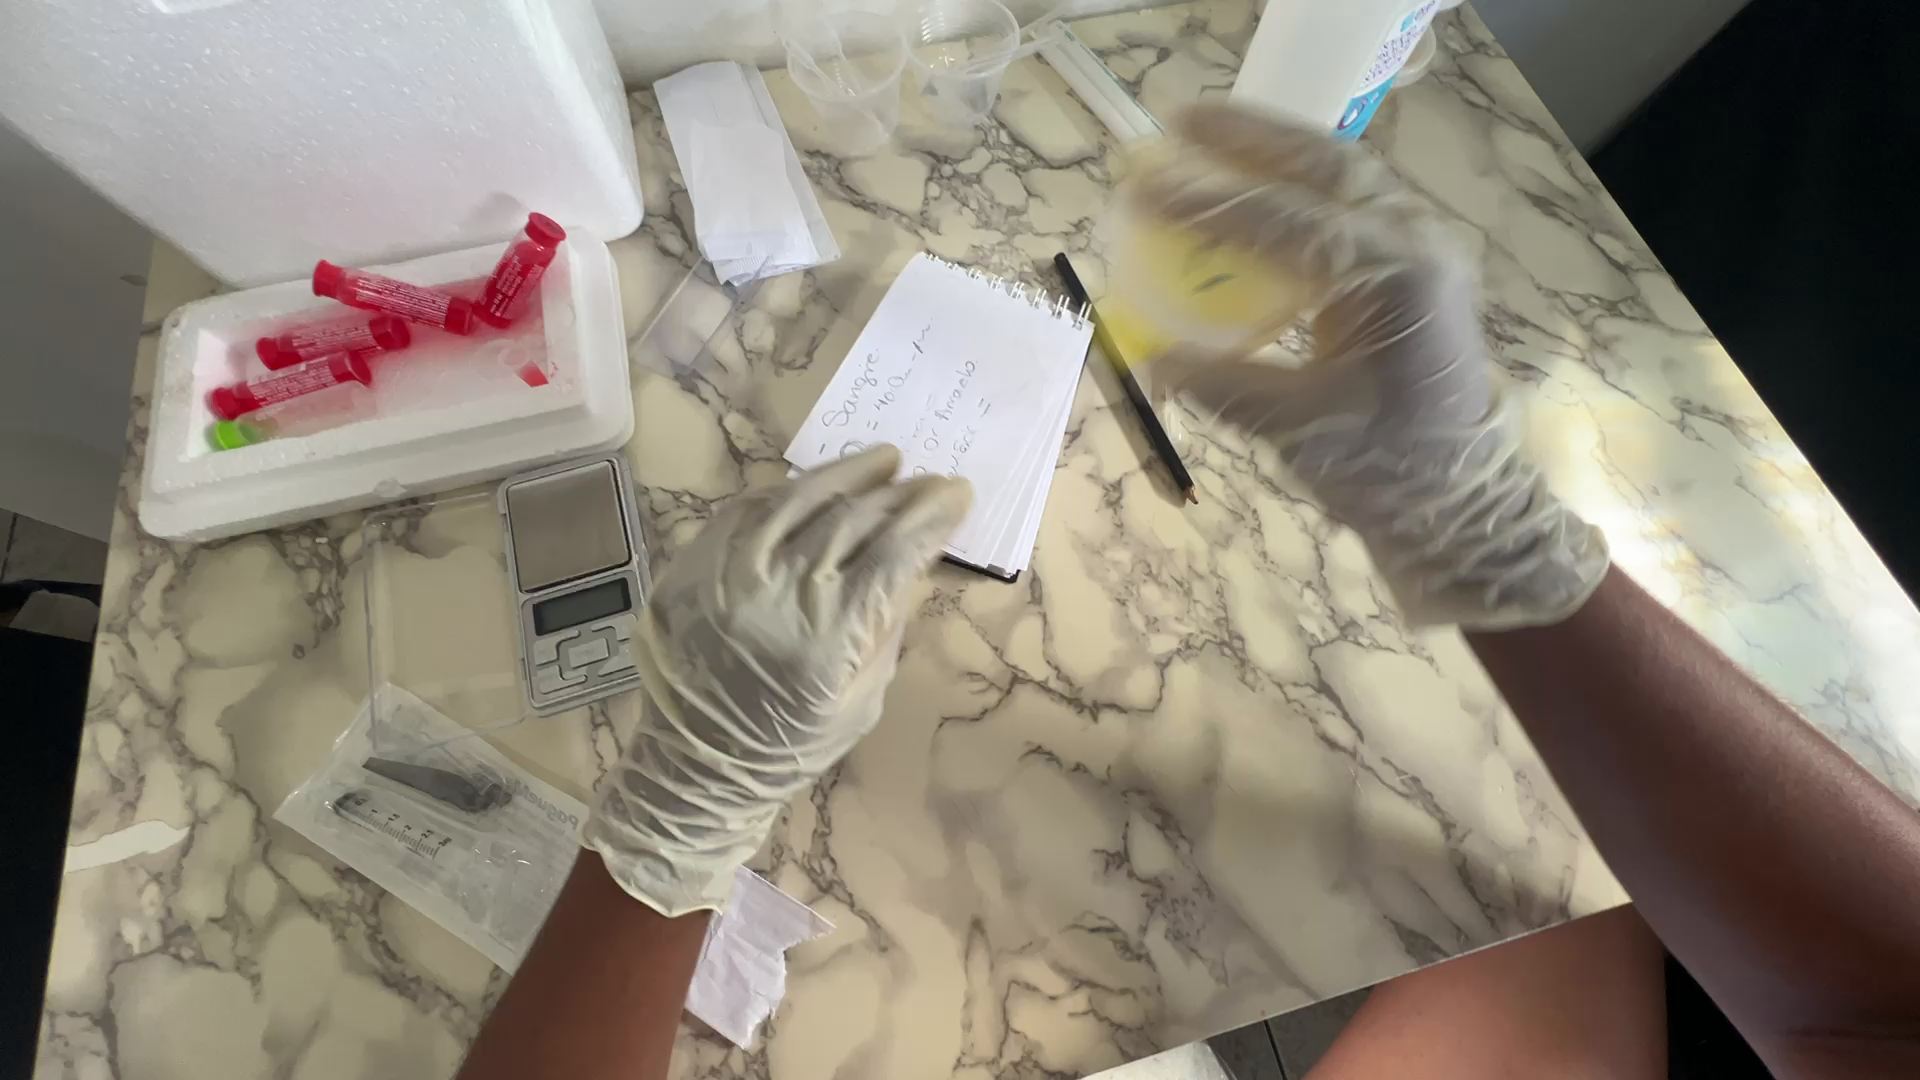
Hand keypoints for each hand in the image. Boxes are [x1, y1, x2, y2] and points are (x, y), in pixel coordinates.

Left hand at [584, 446, 970, 916]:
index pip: (895, 551)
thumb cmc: (790, 744)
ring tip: (885, 459)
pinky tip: (818, 483)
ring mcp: (730, 570)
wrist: (691, 766)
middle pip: (855, 518)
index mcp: (830, 634)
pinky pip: (748, 508)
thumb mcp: (864, 699)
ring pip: (800, 498)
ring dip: (850, 473)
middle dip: (902, 493)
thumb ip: (887, 624)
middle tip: (930, 479)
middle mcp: (780, 590)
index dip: (933, 516)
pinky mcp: (694, 564)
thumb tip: (912, 559)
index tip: (958, 493)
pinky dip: (789, 490)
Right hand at [1151, 103, 1607, 628]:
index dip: (1207, 207)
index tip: (1144, 188)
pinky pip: (1345, 211)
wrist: (1458, 496)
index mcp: (1395, 278)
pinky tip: (1252, 192)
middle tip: (1179, 121)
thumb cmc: (1385, 467)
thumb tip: (1153, 359)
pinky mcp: (1407, 267)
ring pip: (1342, 176)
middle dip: (1248, 139)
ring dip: (1273, 153)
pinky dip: (1293, 192)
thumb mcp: (1295, 429)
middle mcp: (1416, 243)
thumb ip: (1222, 385)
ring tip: (1209, 137)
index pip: (1285, 224)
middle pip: (1325, 166)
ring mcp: (1418, 249)